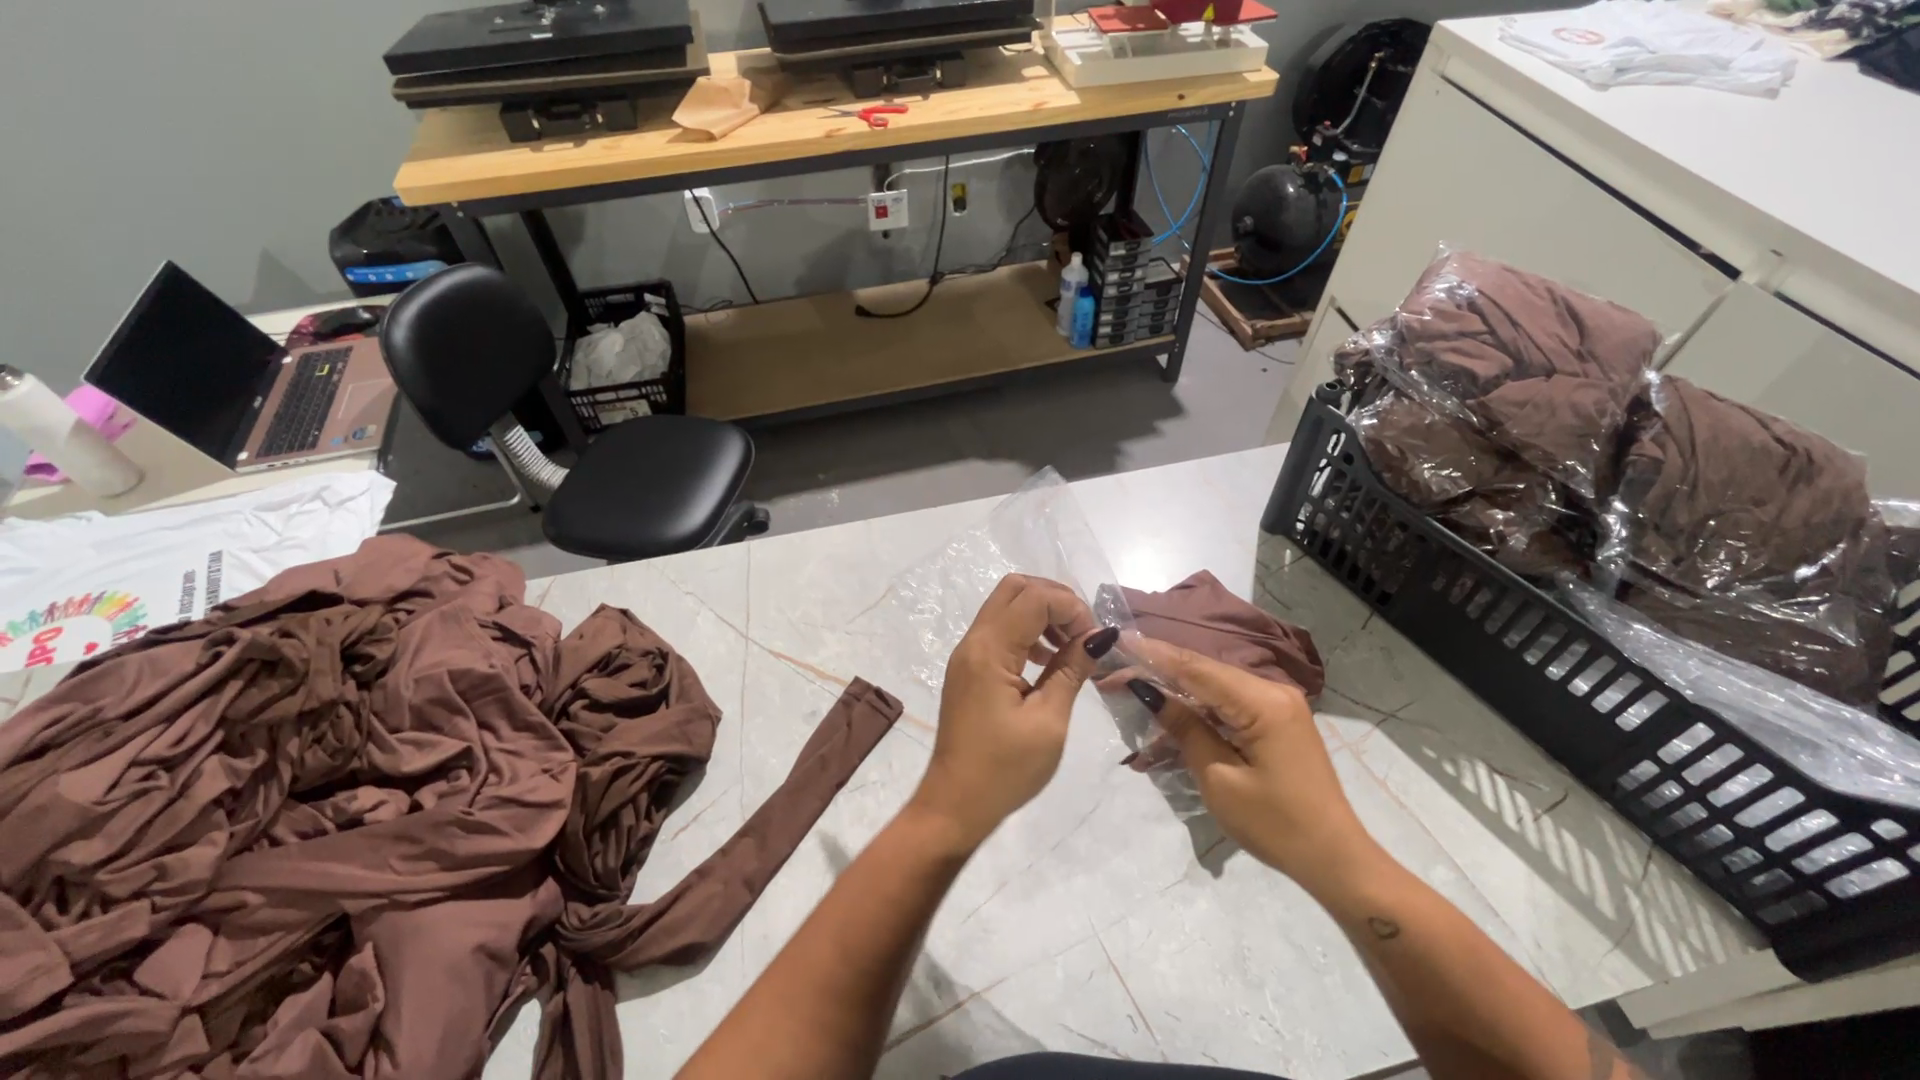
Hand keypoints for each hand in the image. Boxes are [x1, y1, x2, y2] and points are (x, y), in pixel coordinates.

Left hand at [912, 574, 1116, 847]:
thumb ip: (1071, 669)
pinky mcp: (969, 670)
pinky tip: (1048, 661)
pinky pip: (999, 630)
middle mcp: (973, 642)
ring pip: (1006, 606)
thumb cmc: (1005, 770)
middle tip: (1083, 634)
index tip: (1094, 641)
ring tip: (1071, 649)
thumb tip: (1099, 635)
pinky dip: (1027, 632)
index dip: (1071, 608)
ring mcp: (967, 655)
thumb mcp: (1049, 721)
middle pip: (1015, 588)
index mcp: (989, 651)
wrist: (955, 805)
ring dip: (1042, 614)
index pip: (1034, 597)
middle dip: (1056, 600)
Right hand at [1106, 638, 1377, 894]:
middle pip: (1204, 673)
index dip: (1153, 654)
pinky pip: (1227, 708)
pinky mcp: (1275, 722)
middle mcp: (1273, 692)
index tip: (1118, 640)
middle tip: (1114, 676)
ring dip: (1174, 697)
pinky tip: (1165, 728)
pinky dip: (1197, 716)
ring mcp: (1277, 706)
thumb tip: (1151, 692)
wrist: (1332, 858)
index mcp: (1263, 702)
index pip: (1196, 668)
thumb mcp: (1219, 779)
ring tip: (1131, 699)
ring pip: (1213, 690)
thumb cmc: (1275, 824)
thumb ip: (1185, 729)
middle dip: (1158, 673)